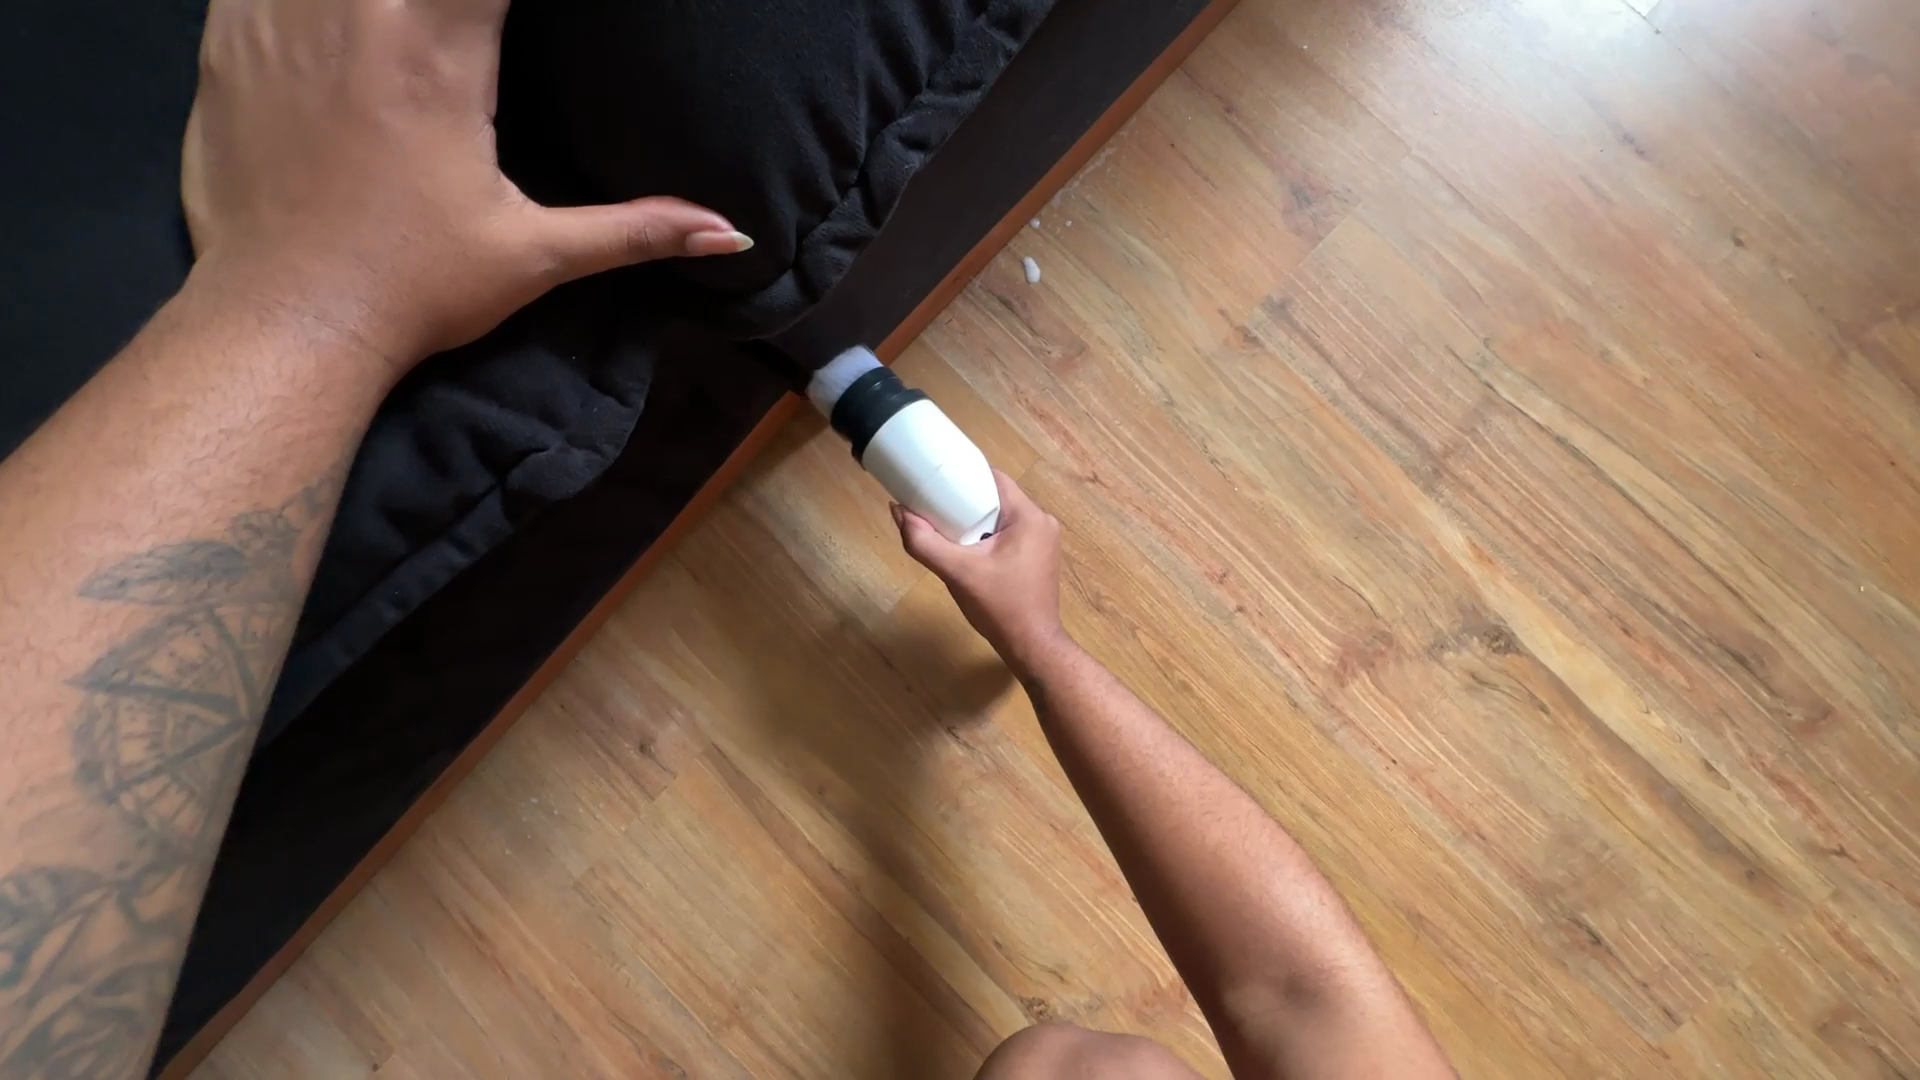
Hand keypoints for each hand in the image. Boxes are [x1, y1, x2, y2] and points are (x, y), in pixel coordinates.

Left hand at [181, 0, 750, 379]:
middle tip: (491, 27)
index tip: (554, 24)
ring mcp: (271, 10)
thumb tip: (730, 232)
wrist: (288, 316)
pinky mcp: (225, 31)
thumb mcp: (541, 256)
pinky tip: (366, 19)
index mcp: (435, 55)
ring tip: (446, 22)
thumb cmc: (423, 287)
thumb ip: (639, 230)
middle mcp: (349, 8)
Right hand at [892, 470, 1072, 676]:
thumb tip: (898, 511)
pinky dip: (988, 536)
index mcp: (1029, 516)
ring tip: (948, 529)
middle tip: (936, 509)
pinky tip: (968, 549)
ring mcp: (1044, 541)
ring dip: (976, 521)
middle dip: (966, 502)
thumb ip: (924, 542)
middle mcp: (1042, 522)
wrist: (1031, 646)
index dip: (963, 477)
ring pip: (1002, 517)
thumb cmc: (999, 607)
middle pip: (997, 498)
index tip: (937, 483)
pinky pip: (1009, 534)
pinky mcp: (1039, 557)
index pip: (994, 479)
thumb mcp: (956, 573)